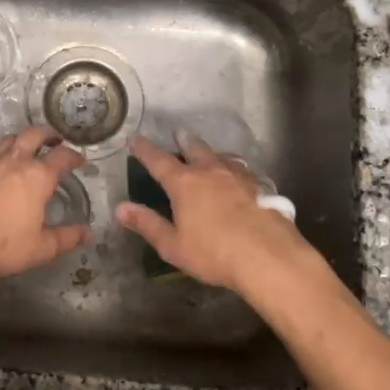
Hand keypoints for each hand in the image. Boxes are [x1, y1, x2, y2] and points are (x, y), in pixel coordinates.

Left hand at [0, 126, 90, 289]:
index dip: (73, 156)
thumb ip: (67, 237)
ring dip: (22, 141)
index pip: (61, 156)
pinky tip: (0, 172)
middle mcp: (14, 162)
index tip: (79, 160)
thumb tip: (88, 232)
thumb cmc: (4, 246)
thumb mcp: (42, 247)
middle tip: (54, 141)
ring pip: (9, 140)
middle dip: (48, 134)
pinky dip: (1, 158)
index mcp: (37, 177)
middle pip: (34, 134)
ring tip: (27, 151)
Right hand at [116, 131, 316, 296]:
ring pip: (222, 156)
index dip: (144, 149)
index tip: (135, 138)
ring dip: (211, 152)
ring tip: (210, 153)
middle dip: (183, 140)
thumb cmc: (214, 253)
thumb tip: (121, 208)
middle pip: (194, 148)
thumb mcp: (173, 245)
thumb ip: (147, 224)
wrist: (269, 257)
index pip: (158, 160)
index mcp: (184, 183)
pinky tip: (240, 177)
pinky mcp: (261, 186)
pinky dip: (235, 168)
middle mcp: (211, 171)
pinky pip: (243, 170)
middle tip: (179, 133)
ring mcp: (239, 176)